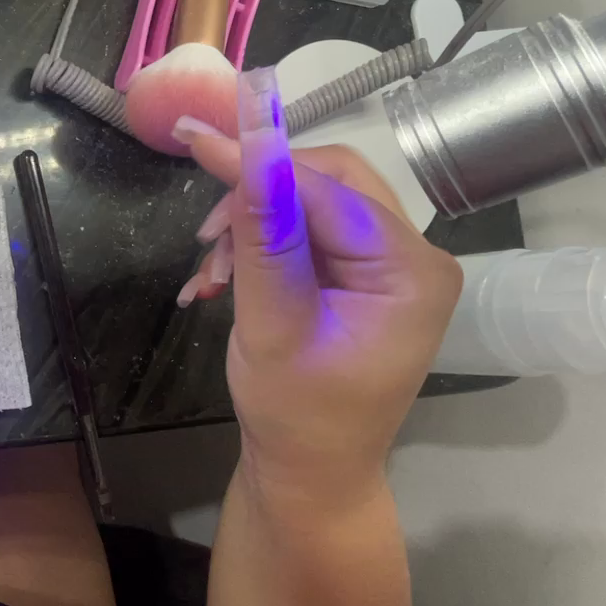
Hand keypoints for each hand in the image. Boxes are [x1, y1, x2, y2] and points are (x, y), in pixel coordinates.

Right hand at [171, 71, 462, 504]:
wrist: (308, 468)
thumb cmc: (295, 412)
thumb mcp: (272, 326)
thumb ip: (263, 239)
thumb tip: (246, 156)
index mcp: (409, 271)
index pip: (327, 189)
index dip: (259, 161)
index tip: (196, 138)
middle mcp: (409, 256)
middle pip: (325, 183)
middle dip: (255, 198)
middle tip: (204, 232)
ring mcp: (383, 266)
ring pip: (305, 204)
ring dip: (248, 228)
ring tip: (210, 277)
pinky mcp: (355, 275)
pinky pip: (299, 233)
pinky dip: (253, 248)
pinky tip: (218, 281)